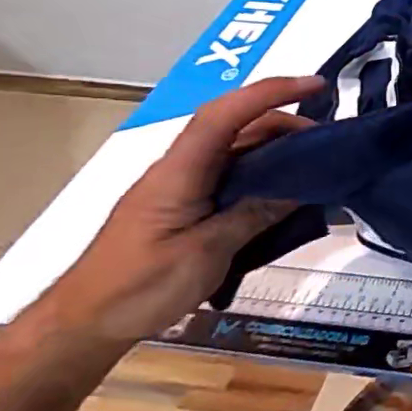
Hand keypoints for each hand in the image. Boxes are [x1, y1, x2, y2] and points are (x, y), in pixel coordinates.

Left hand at [35, 75, 324, 342]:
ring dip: (278, 148)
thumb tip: (297, 189)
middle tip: (328, 140)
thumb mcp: (204, 253)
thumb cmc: (137, 289)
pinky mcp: (187, 205)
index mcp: (179, 173)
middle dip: (285, 121)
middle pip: (236, 126)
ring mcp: (183, 187)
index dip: (270, 92)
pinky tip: (287, 191)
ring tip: (316, 164)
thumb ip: (251, 216)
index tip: (315, 85)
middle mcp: (180, 169)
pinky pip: (232, 175)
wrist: (83, 324)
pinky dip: (265, 173)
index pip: (225, 114)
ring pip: (237, 150)